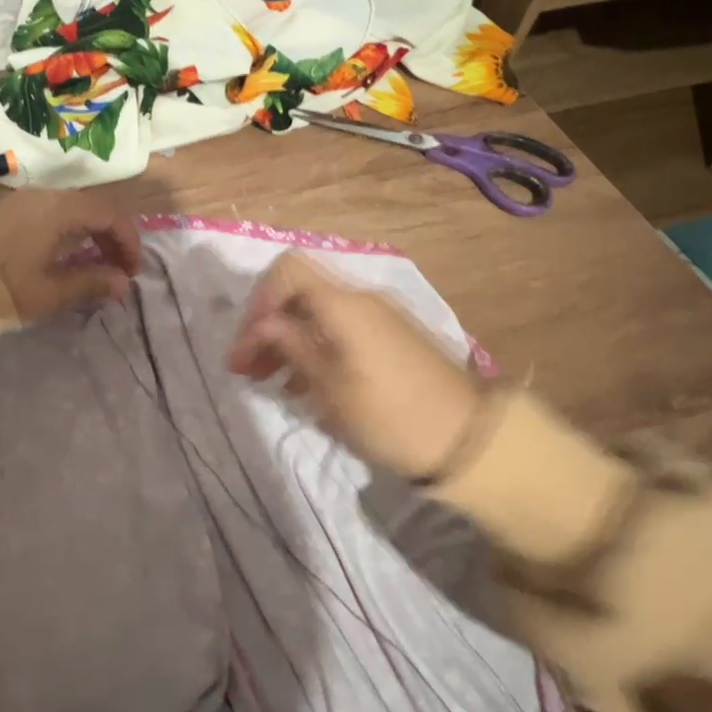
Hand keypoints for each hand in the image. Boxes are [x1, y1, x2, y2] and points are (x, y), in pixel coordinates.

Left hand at [0, 188, 141, 319]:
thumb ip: (90, 283)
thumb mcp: (49, 292)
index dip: (128, 240)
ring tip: (93, 266)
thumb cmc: (0, 288)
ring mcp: (19, 201)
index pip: (109, 213)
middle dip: (110, 237)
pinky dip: (65, 232)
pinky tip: (63, 256)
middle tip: (118, 271)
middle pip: (89, 207)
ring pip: (67, 209)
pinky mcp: (3, 212)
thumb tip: (122, 282)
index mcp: (57, 209)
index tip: (133, 270)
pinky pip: (47, 214)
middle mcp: (41, 195)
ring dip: (88, 234)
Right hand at [227, 252, 485, 478]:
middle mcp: (360, 300)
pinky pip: (339, 331)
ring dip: (286, 341)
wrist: (468, 441)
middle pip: (299, 294)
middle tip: (243, 369)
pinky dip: (313, 350)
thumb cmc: (388, 414)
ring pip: (317, 315)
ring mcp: (378, 319)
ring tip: (266, 382)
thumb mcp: (330, 387)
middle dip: (266, 326)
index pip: (287, 270)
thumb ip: (292, 347)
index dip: (258, 300)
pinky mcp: (390, 340)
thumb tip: (263, 324)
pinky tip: (301, 387)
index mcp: (343, 304)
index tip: (247, 343)